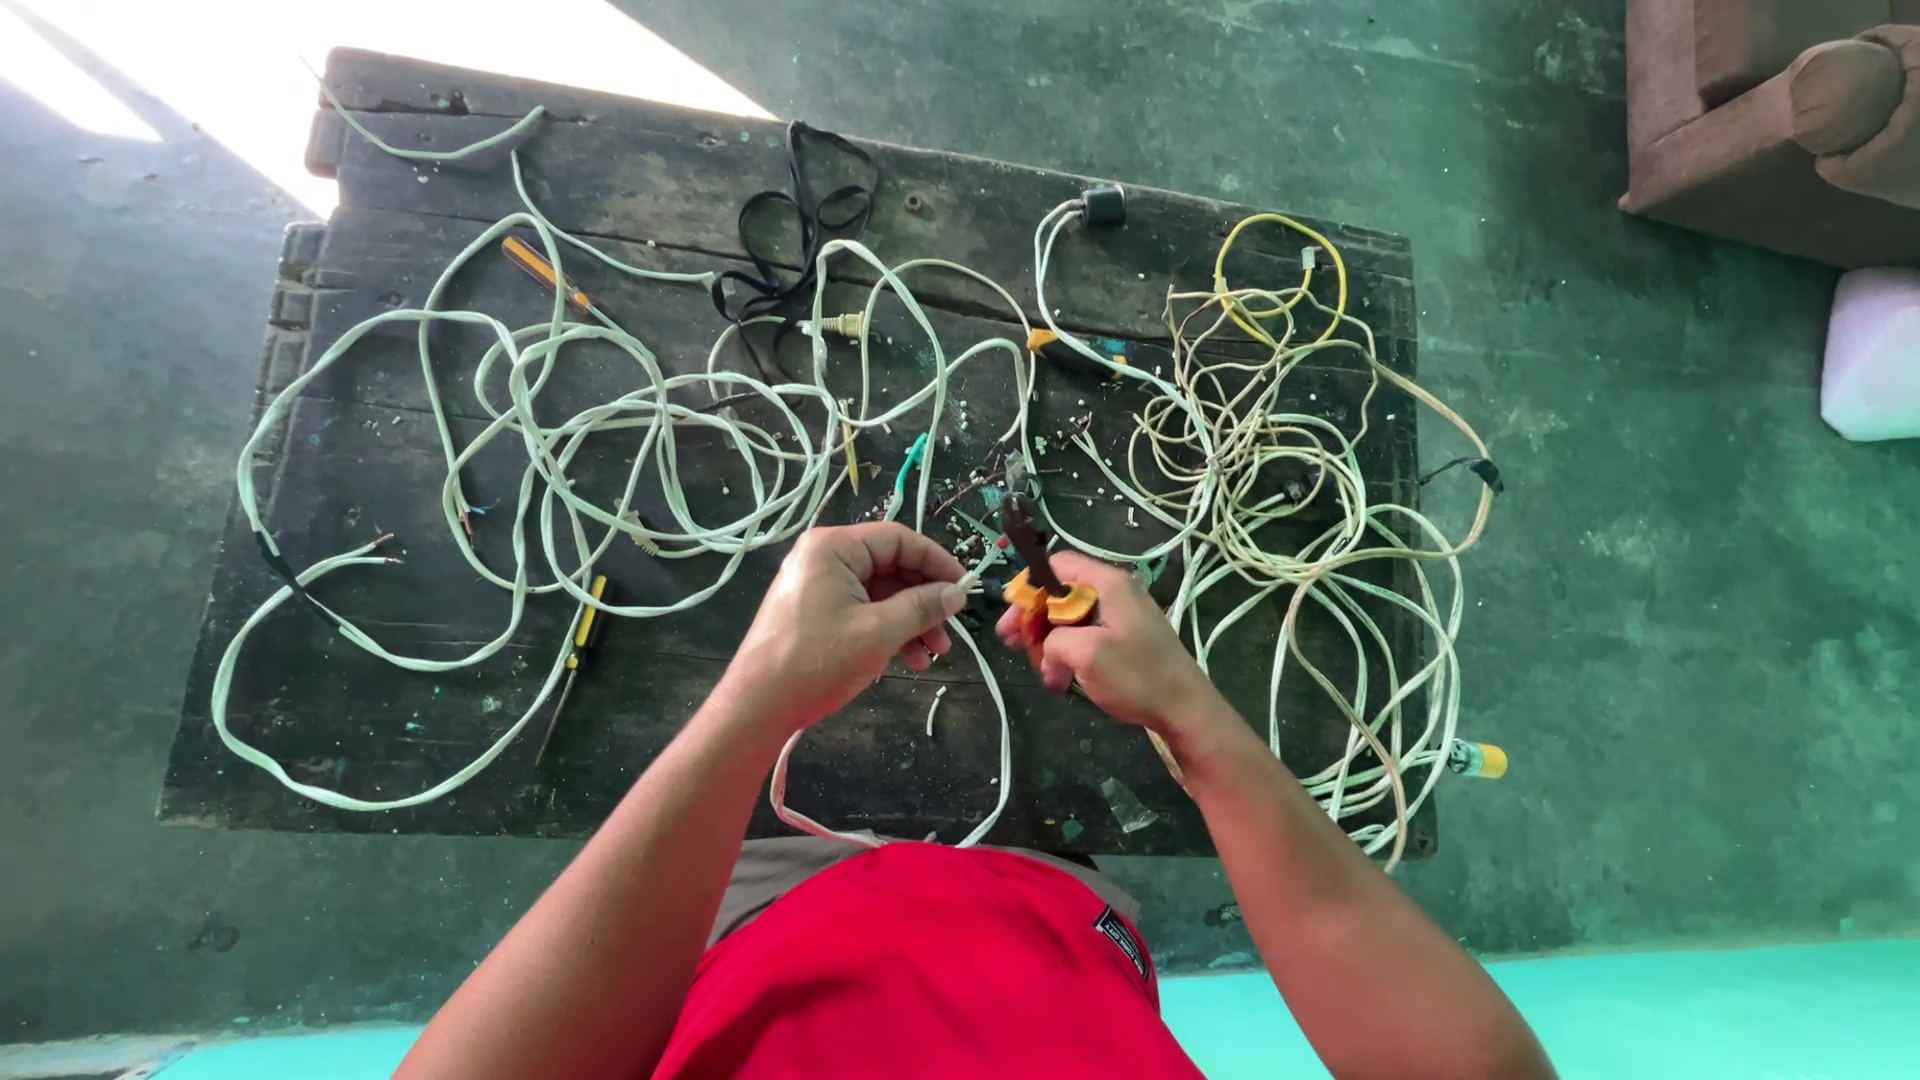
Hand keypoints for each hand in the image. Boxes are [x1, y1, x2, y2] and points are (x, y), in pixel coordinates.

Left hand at [721, 523, 967, 732]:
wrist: (757, 707)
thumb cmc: (817, 661)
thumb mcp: (878, 632)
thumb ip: (922, 607)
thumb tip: (957, 593)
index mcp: (834, 547)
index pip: (899, 539)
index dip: (936, 561)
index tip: (964, 588)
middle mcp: (825, 557)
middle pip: (891, 566)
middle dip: (925, 600)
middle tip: (950, 629)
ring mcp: (819, 584)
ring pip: (881, 592)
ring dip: (911, 620)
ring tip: (934, 653)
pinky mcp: (817, 610)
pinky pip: (864, 609)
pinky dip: (889, 630)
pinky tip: (910, 659)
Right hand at [996, 552, 1221, 732]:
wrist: (1185, 709)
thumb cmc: (1138, 676)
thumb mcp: (1087, 654)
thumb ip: (1055, 638)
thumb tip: (1049, 645)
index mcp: (1108, 583)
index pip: (1058, 565)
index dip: (1030, 585)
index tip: (1012, 613)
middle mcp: (1114, 591)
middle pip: (1060, 592)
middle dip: (1034, 618)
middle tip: (1011, 643)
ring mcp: (1120, 615)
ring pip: (1069, 617)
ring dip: (1049, 642)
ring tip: (1043, 672)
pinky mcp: (1123, 637)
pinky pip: (1084, 634)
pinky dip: (1067, 652)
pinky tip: (1059, 678)